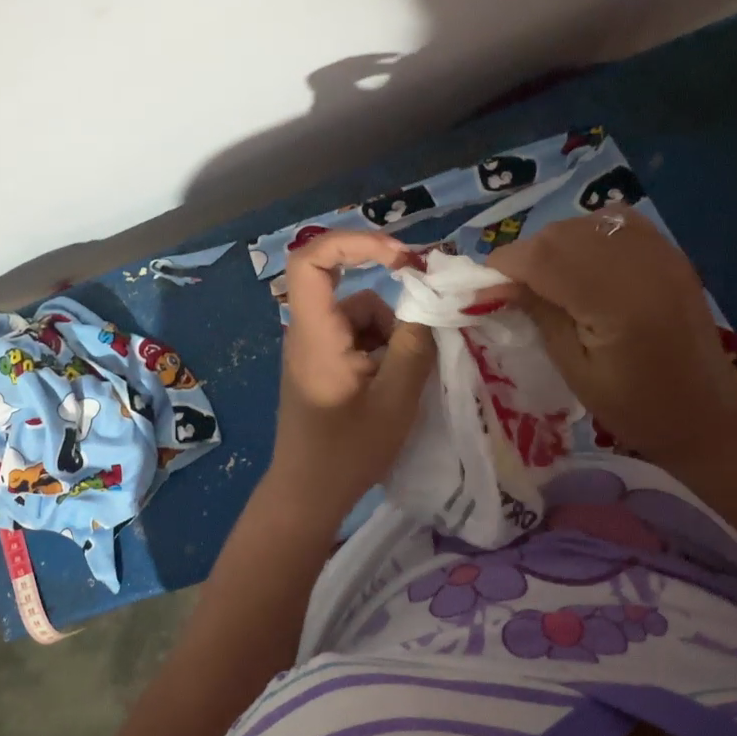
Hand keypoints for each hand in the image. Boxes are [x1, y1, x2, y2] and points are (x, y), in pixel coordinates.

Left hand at [267, 232, 435, 518]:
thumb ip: (415, 344)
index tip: (398, 256)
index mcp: (314, 331)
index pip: (311, 258)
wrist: (308, 493)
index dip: (353, 241)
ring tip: (404, 380)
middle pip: (345, 289)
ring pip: (357, 317)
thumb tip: (429, 304)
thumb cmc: (347, 450)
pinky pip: (355, 338)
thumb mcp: (396, 397)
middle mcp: (307, 330)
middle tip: (422, 321)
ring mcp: (312, 348)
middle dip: (388, 305)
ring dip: (389, 336)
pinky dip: (380, 351)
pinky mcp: (321, 365)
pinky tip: (393, 387)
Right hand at [485, 207, 736, 460]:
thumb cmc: (635, 407)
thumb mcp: (573, 369)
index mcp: (616, 301)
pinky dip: (585, 235)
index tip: (482, 292)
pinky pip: (613, 222)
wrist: (708, 414)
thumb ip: (538, 315)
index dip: (503, 268)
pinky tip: (581, 263)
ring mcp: (659, 252)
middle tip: (511, 290)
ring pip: (582, 222)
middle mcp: (639, 263)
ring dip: (553, 245)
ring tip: (546, 279)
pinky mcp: (668, 251)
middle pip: (559, 234)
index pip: (541, 257)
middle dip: (525, 256)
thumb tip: (496, 285)